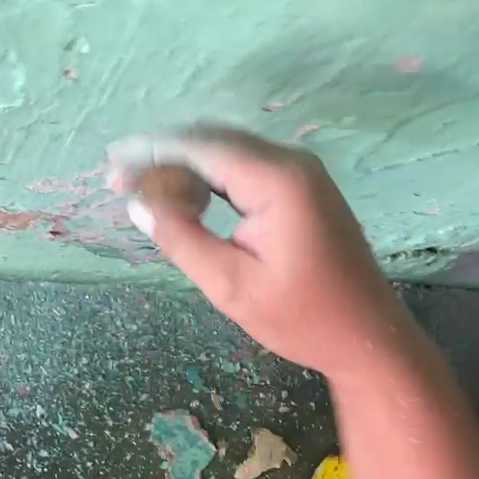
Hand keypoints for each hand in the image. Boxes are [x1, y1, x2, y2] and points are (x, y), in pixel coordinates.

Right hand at [107, 126, 409, 377]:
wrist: (368, 337)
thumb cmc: (301, 318)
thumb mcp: (230, 284)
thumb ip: (180, 238)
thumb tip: (136, 203)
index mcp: (277, 180)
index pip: (199, 147)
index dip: (150, 153)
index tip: (111, 170)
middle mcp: (290, 162)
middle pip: (210, 141)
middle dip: (161, 156)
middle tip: (118, 182)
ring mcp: (299, 171)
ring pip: (224, 151)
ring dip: (182, 167)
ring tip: (142, 192)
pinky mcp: (299, 186)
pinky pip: (241, 167)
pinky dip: (206, 178)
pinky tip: (183, 199)